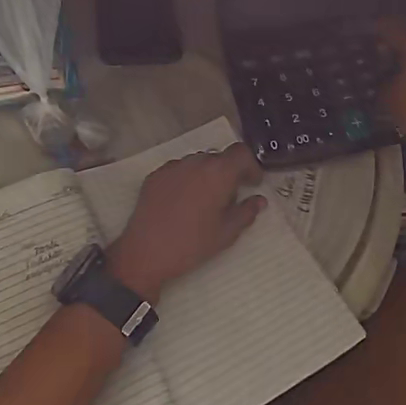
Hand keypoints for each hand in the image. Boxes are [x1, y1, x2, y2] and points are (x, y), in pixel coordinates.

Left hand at [108, 143, 266, 301]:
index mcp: (218, 173)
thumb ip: (246, 212)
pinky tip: (182, 202)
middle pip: (218, 157)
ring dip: (206, 175)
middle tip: (229, 197)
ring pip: (197, 163)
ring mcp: (172, 167)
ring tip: (204, 201)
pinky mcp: (155, 176)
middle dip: (228, 173)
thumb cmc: (192, 243)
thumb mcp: (227, 233)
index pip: (241, 153)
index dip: (251, 166)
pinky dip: (186, 180)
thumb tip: (259, 200)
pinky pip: (178, 171)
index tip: (252, 183)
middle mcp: (195, 162)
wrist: (146, 252)